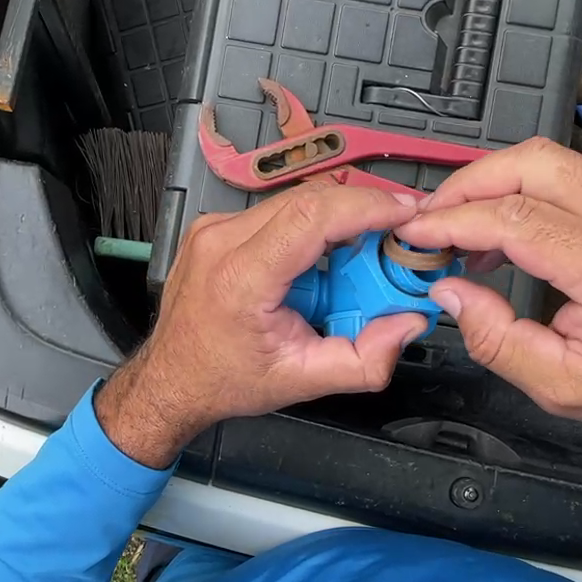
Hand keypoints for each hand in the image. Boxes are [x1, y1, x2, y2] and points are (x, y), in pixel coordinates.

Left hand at [95, 184, 429, 467]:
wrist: (172, 379)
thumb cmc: (225, 379)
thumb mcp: (301, 381)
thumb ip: (365, 360)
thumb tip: (410, 322)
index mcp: (239, 278)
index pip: (310, 216)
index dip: (365, 205)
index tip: (405, 212)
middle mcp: (220, 242)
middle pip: (309, 199)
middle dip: (362, 209)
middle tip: (397, 234)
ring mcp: (213, 229)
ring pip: (294, 200)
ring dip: (337, 217)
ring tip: (362, 252)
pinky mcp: (216, 226)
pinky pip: (276, 210)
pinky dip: (310, 225)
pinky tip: (324, 256)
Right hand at [393, 140, 581, 518]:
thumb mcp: (561, 387)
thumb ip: (496, 340)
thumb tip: (448, 292)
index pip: (518, 219)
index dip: (455, 221)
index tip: (416, 234)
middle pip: (534, 164)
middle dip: (468, 184)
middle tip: (429, 217)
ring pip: (548, 160)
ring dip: (491, 182)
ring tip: (455, 225)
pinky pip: (564, 178)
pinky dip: (517, 192)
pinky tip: (495, 233)